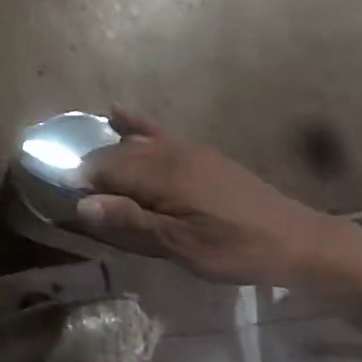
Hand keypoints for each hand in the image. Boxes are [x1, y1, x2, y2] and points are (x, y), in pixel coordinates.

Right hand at [73, 109, 361, 284]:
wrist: (297, 240)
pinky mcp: (201, 154)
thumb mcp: (181, 246)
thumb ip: (131, 222)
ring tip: (90, 171)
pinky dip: (135, 124)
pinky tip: (116, 113)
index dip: (80, 182)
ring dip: (108, 153)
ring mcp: (189, 149)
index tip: (64, 200)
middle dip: (91, 170)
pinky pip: (160, 133)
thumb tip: (82, 204)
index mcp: (165, 176)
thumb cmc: (236, 249)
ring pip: (135, 143)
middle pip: (117, 154)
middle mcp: (172, 153)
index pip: (106, 169)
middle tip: (77, 196)